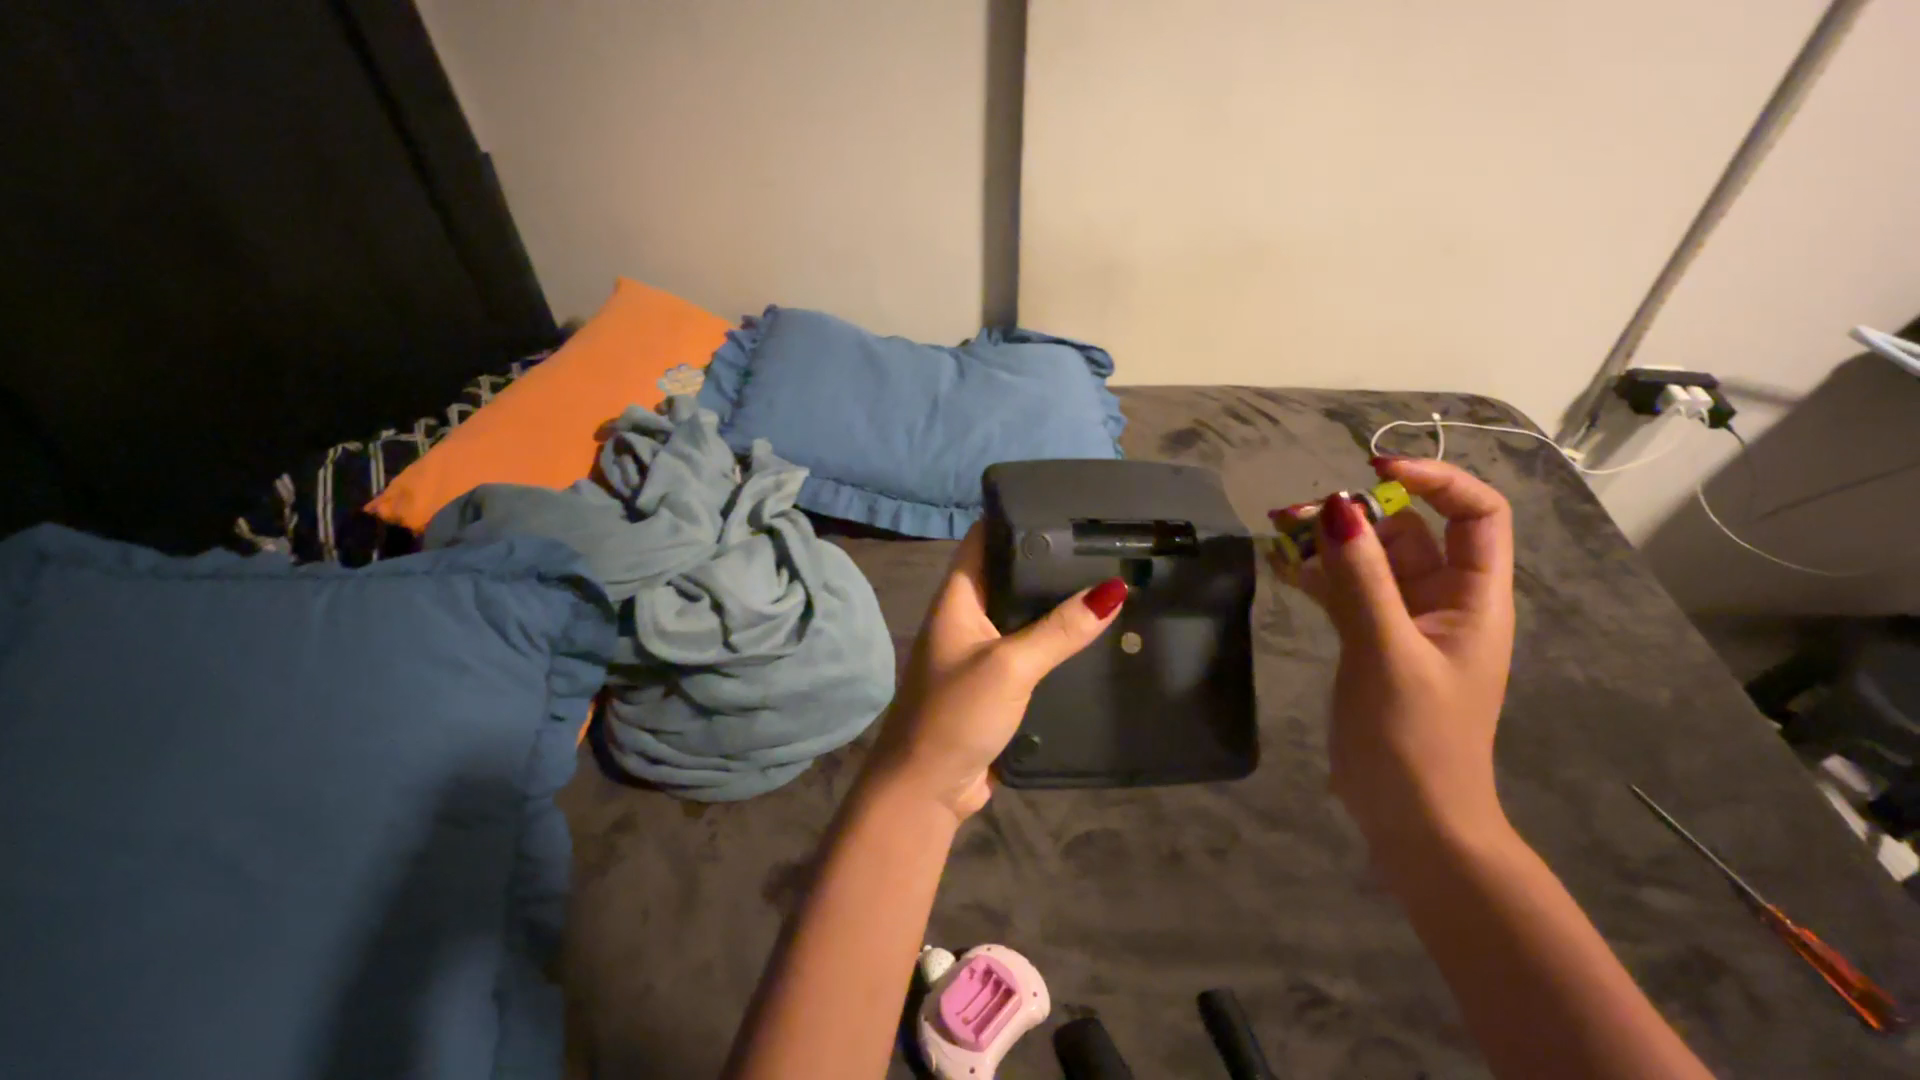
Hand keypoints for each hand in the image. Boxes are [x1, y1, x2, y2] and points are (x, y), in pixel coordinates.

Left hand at [867, 524, 1126, 820]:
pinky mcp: (996, 686)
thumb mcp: (1010, 666)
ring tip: (1111, 582)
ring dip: (1056, 605)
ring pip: (1023, 617)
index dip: (1016, 518)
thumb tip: (1114, 588)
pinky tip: (1093, 639)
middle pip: (1008, 577)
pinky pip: (1030, 652)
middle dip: (1048, 562)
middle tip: (1104, 544)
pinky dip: (1056, 643)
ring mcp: (981, 654)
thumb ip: (1059, 629)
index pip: (983, 540)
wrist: (927, 788)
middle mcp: (967, 619)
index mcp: (958, 600)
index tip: (1064, 505)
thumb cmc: (956, 714)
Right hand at [1270, 457, 1515, 845]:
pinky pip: (1347, 592)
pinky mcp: (1372, 644)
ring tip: (1275, 533)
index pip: (1475, 513)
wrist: (1412, 820)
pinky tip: (1281, 566)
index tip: (1371, 471)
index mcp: (1474, 597)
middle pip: (1408, 531)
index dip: (1434, 480)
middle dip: (1355, 514)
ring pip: (1370, 560)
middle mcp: (1444, 601)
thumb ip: (1360, 578)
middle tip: (1291, 515)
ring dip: (1328, 543)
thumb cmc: (1414, 740)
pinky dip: (1317, 575)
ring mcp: (1405, 623)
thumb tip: (1335, 505)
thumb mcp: (1385, 653)